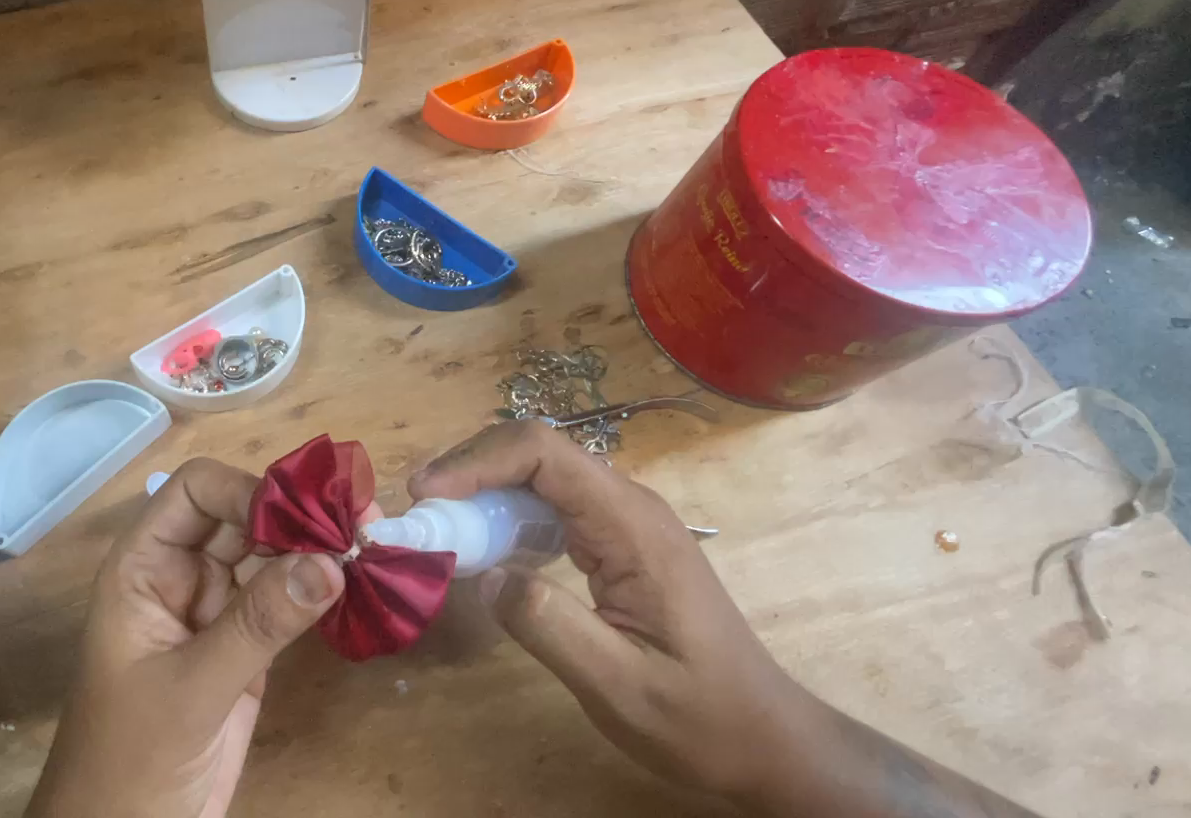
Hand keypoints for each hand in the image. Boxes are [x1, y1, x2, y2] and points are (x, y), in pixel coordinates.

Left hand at [27, 458, 347, 817]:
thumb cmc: (131, 759)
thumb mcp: (192, 689)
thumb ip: (257, 625)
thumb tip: (329, 563)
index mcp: (145, 565)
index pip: (195, 492)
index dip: (246, 492)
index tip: (306, 519)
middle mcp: (180, 572)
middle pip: (240, 514)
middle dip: (296, 513)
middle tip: (361, 523)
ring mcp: (215, 607)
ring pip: (267, 552)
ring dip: (314, 546)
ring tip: (368, 545)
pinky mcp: (245, 643)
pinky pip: (284, 596)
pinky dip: (317, 587)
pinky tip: (354, 584)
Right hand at [412, 421, 1043, 817]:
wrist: (767, 740)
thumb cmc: (700, 718)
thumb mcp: (619, 686)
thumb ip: (548, 624)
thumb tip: (486, 574)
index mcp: (631, 525)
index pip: (543, 453)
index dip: (477, 461)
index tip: (430, 495)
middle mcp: (627, 504)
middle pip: (536, 449)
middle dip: (471, 465)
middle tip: (423, 505)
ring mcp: (623, 518)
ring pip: (539, 470)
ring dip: (484, 484)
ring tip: (441, 519)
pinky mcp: (615, 538)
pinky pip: (549, 500)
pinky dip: (505, 509)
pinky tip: (484, 543)